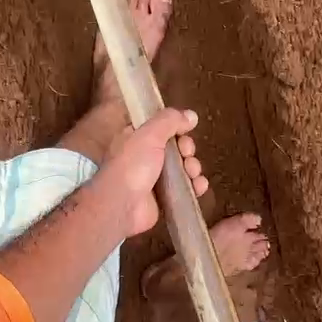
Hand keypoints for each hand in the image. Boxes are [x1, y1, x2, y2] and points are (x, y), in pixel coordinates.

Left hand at [94, 108, 207, 236]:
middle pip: (174, 148)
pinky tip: (199, 186)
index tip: (184, 133)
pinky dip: (194, 186)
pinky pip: (183, 188)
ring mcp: (153, 179)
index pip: (160, 128)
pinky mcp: (162, 198)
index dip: (176, 129)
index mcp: (135, 139)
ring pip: (181, 168)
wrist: (122, 206)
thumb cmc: (132, 165)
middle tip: (187, 155)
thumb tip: (191, 115)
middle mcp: (143, 157)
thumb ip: (170, 120)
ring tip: (193, 173)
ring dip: (192, 168)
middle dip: (187, 150)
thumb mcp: (149, 134)